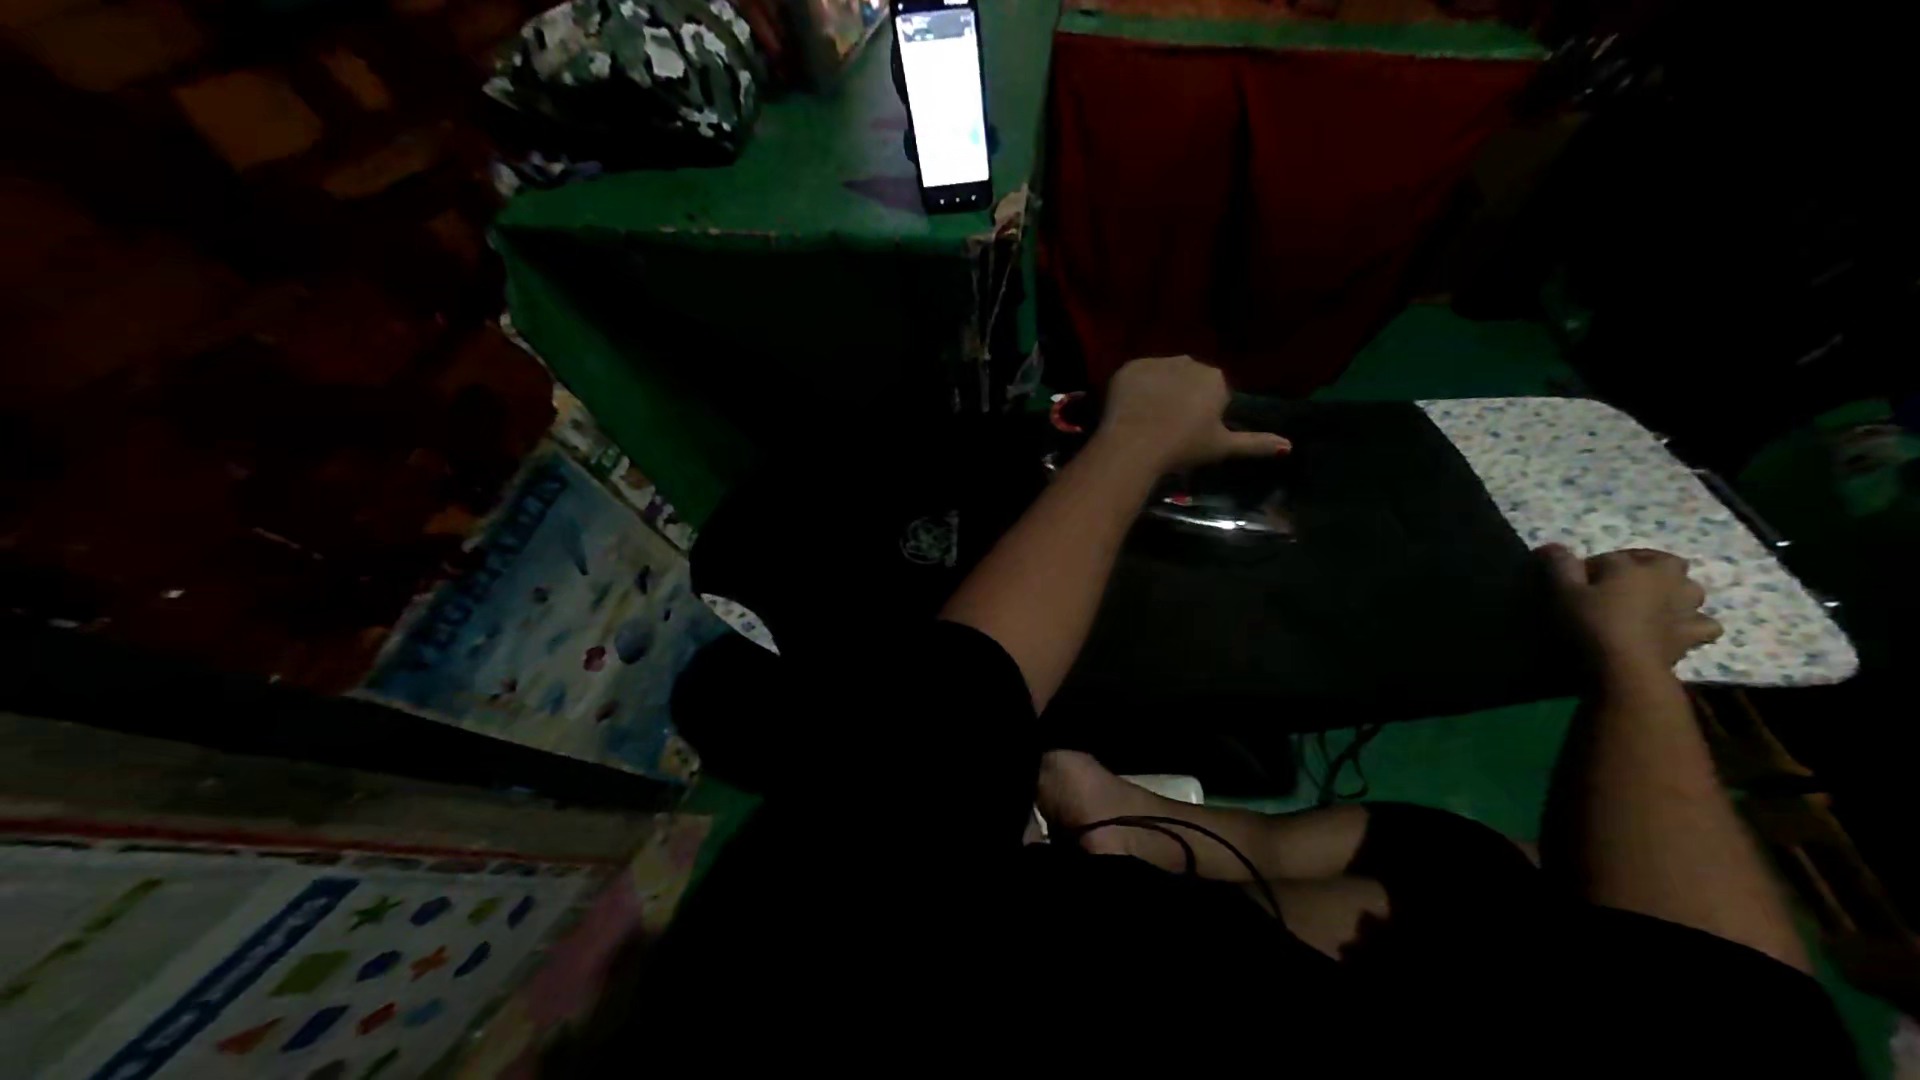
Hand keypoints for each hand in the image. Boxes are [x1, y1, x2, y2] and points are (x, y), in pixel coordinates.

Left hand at [1098, 355, 1290, 471]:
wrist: (1135, 445)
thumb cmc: (1184, 448)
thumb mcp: (1222, 447)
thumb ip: (1255, 443)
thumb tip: (1289, 446)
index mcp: (1216, 378)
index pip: (1212, 392)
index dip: (1201, 413)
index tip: (1189, 432)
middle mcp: (1189, 361)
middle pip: (1187, 379)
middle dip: (1180, 397)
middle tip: (1167, 426)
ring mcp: (1157, 362)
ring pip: (1161, 375)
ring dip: (1157, 390)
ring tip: (1147, 419)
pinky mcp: (1129, 367)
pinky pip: (1135, 376)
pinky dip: (1134, 389)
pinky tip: (1130, 409)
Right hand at [1541, 545, 1722, 673]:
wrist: (1625, 666)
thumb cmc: (1591, 623)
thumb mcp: (1563, 591)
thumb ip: (1559, 565)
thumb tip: (1552, 546)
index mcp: (1634, 567)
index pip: (1609, 557)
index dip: (1589, 567)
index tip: (1573, 582)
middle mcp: (1667, 580)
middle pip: (1663, 562)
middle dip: (1644, 566)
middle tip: (1619, 582)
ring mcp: (1687, 608)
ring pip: (1689, 589)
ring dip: (1673, 591)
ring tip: (1650, 602)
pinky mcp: (1693, 634)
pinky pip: (1703, 623)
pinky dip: (1691, 622)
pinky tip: (1675, 628)